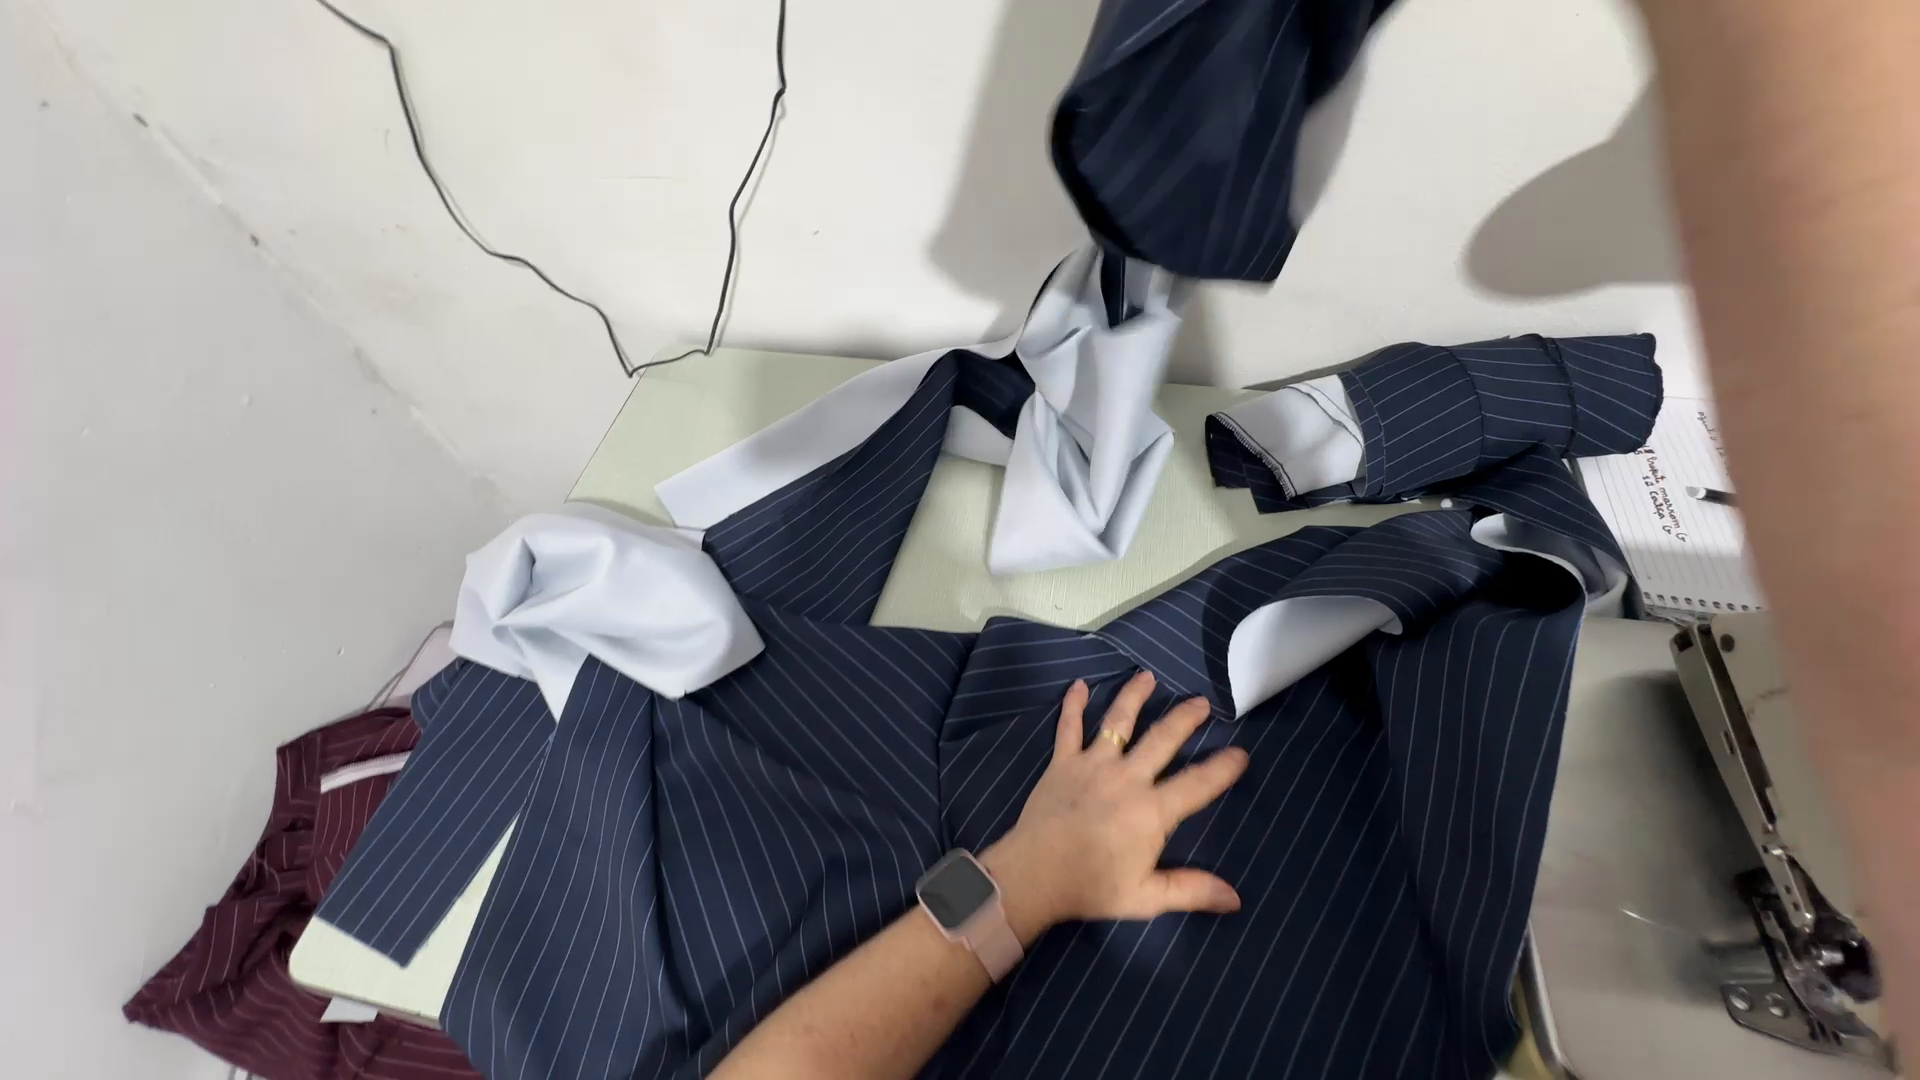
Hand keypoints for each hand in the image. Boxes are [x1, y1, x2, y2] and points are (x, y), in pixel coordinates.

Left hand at [981, 671, 1249, 942]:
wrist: (1035, 874)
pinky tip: (1079, 685)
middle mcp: (1126, 777)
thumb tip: (1236, 898)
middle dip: (1184, 718)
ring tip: (1148, 677)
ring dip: (1135, 696)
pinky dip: (1074, 704)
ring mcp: (1092, 764)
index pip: (1197, 784)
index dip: (1222, 768)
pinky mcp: (1062, 762)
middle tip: (1201, 701)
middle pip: (1162, 739)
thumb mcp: (1146, 898)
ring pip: (1118, 720)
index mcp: (1151, 810)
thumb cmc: (1092, 887)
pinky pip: (1069, 727)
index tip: (1241, 752)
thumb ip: (1191, 890)